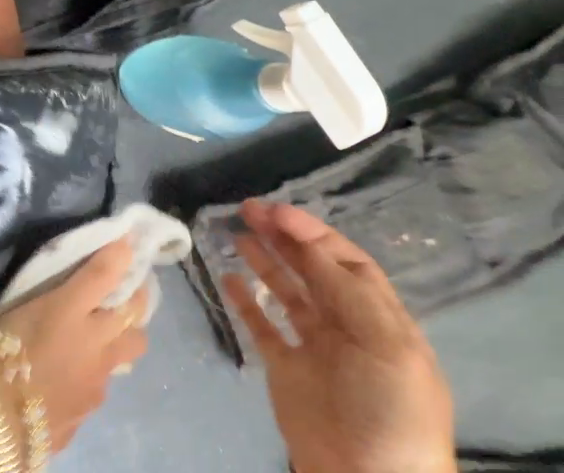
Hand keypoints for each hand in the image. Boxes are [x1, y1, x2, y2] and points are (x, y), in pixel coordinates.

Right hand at [0, 236, 150, 450]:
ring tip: (98, 336)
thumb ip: (34, 301)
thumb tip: (48, 295)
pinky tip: (71, 374)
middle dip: (135, 304)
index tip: (129, 240)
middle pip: (135, 319)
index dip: (118, 256)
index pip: (101, 276)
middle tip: (120, 294)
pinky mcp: (94, 405)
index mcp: (66, 310)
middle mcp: (93, 342)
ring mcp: (99, 378)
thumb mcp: (7, 312)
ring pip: (128, 352)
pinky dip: (94, 371)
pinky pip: (103, 381)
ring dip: (121, 340)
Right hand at [221, 200, 456, 472]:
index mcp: (383, 322)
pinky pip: (261, 324)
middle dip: (284, 238)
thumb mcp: (386, 346)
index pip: (348, 264)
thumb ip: (347, 292)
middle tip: (247, 208)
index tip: (275, 211)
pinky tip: (227, 277)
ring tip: (236, 233)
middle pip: (315, 272)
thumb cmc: (388, 406)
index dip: (313, 234)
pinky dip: (244, 299)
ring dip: (264, 261)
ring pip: (287, 292)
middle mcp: (348, 328)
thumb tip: (306, 243)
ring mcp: (314, 347)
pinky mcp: (283, 365)